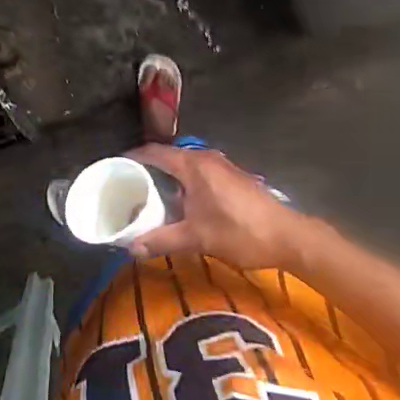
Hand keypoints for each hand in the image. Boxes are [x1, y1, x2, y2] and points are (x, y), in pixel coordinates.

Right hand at [122, 143, 313, 269]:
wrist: (286, 235)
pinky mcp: (232, 178)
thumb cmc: (239, 231)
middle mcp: (207, 158)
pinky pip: (199, 175)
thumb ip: (161, 240)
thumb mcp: (196, 238)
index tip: (113, 168)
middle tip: (125, 189)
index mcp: (194, 165)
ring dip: (167, 181)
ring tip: (146, 200)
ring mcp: (222, 167)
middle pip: (169, 158)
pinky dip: (183, 186)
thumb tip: (129, 247)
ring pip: (185, 168)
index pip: (155, 152)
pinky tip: (177, 206)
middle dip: (147, 172)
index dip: (132, 158)